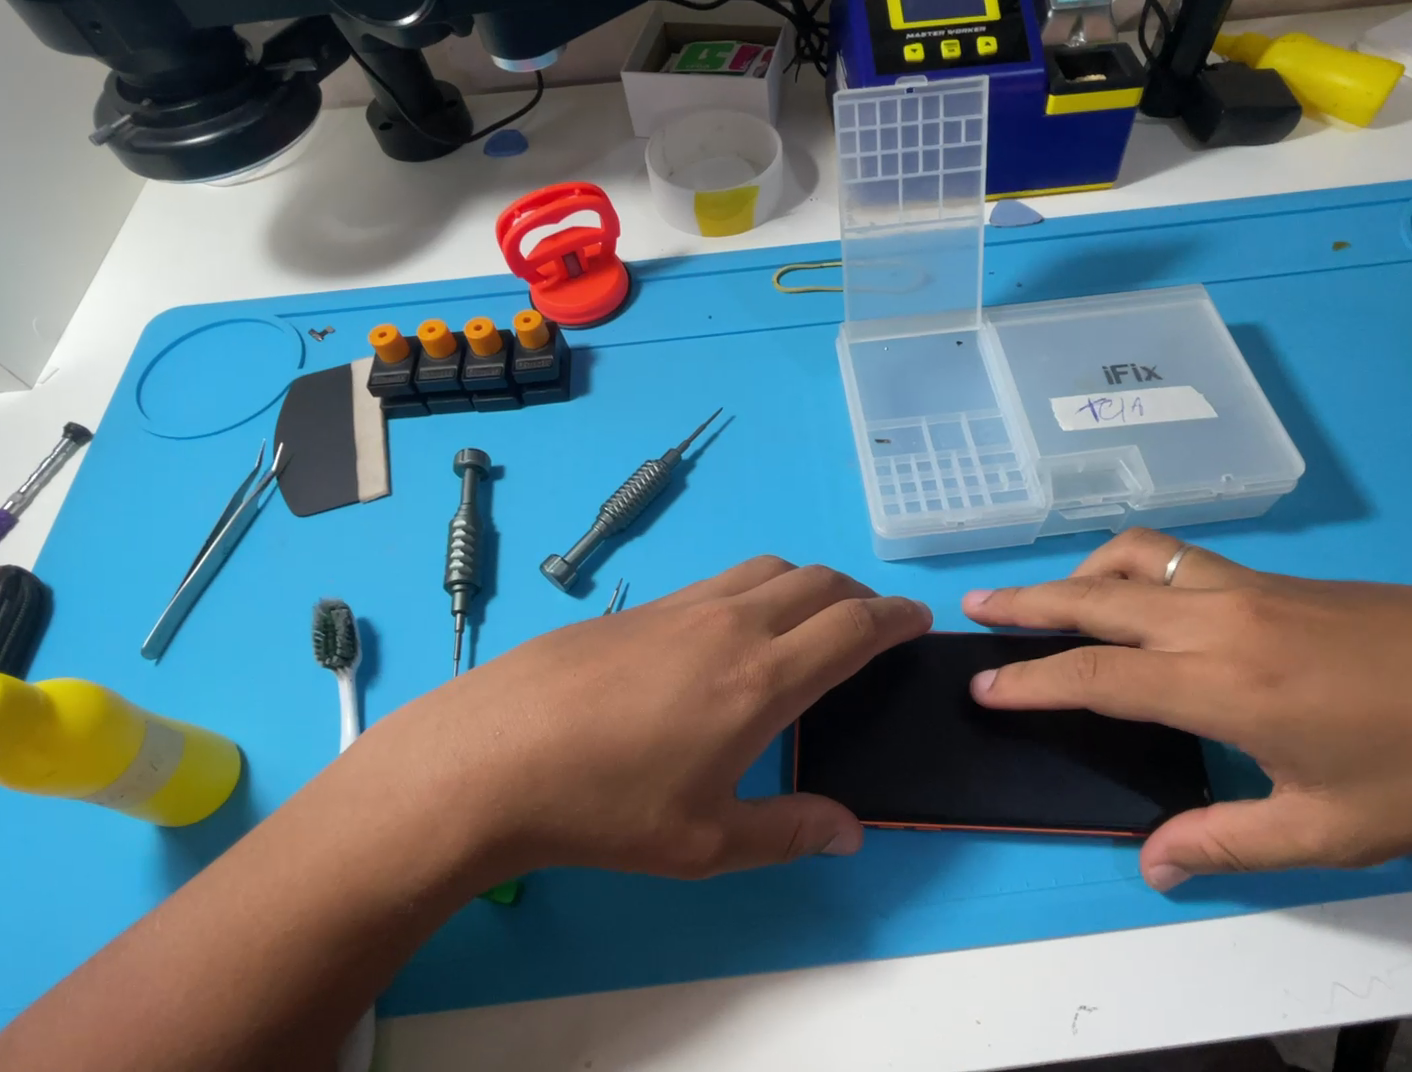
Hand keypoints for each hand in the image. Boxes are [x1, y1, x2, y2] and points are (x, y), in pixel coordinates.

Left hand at [364, 557, 930, 883]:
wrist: (493, 757)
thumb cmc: (607, 807)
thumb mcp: (705, 843)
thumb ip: (788, 832)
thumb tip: (849, 832)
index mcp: (764, 679)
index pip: (854, 628)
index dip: (895, 618)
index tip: (918, 618)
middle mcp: (733, 625)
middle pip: (819, 583)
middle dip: (860, 596)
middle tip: (874, 621)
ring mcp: (683, 608)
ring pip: (769, 569)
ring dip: (809, 583)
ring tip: (813, 615)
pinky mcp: (641, 607)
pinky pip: (722, 580)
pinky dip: (757, 588)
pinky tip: (735, 627)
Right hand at [964, 529, 1411, 890]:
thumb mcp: (1330, 829)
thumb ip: (1227, 841)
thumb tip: (1152, 865)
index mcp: (1221, 685)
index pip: (1096, 677)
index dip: (1031, 683)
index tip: (982, 686)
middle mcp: (1217, 620)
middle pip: (1094, 598)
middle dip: (1026, 603)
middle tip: (976, 605)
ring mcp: (1244, 588)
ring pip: (1132, 559)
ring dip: (1077, 573)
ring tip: (1049, 597)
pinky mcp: (1271, 577)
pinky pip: (1173, 557)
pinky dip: (1127, 565)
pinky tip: (1134, 593)